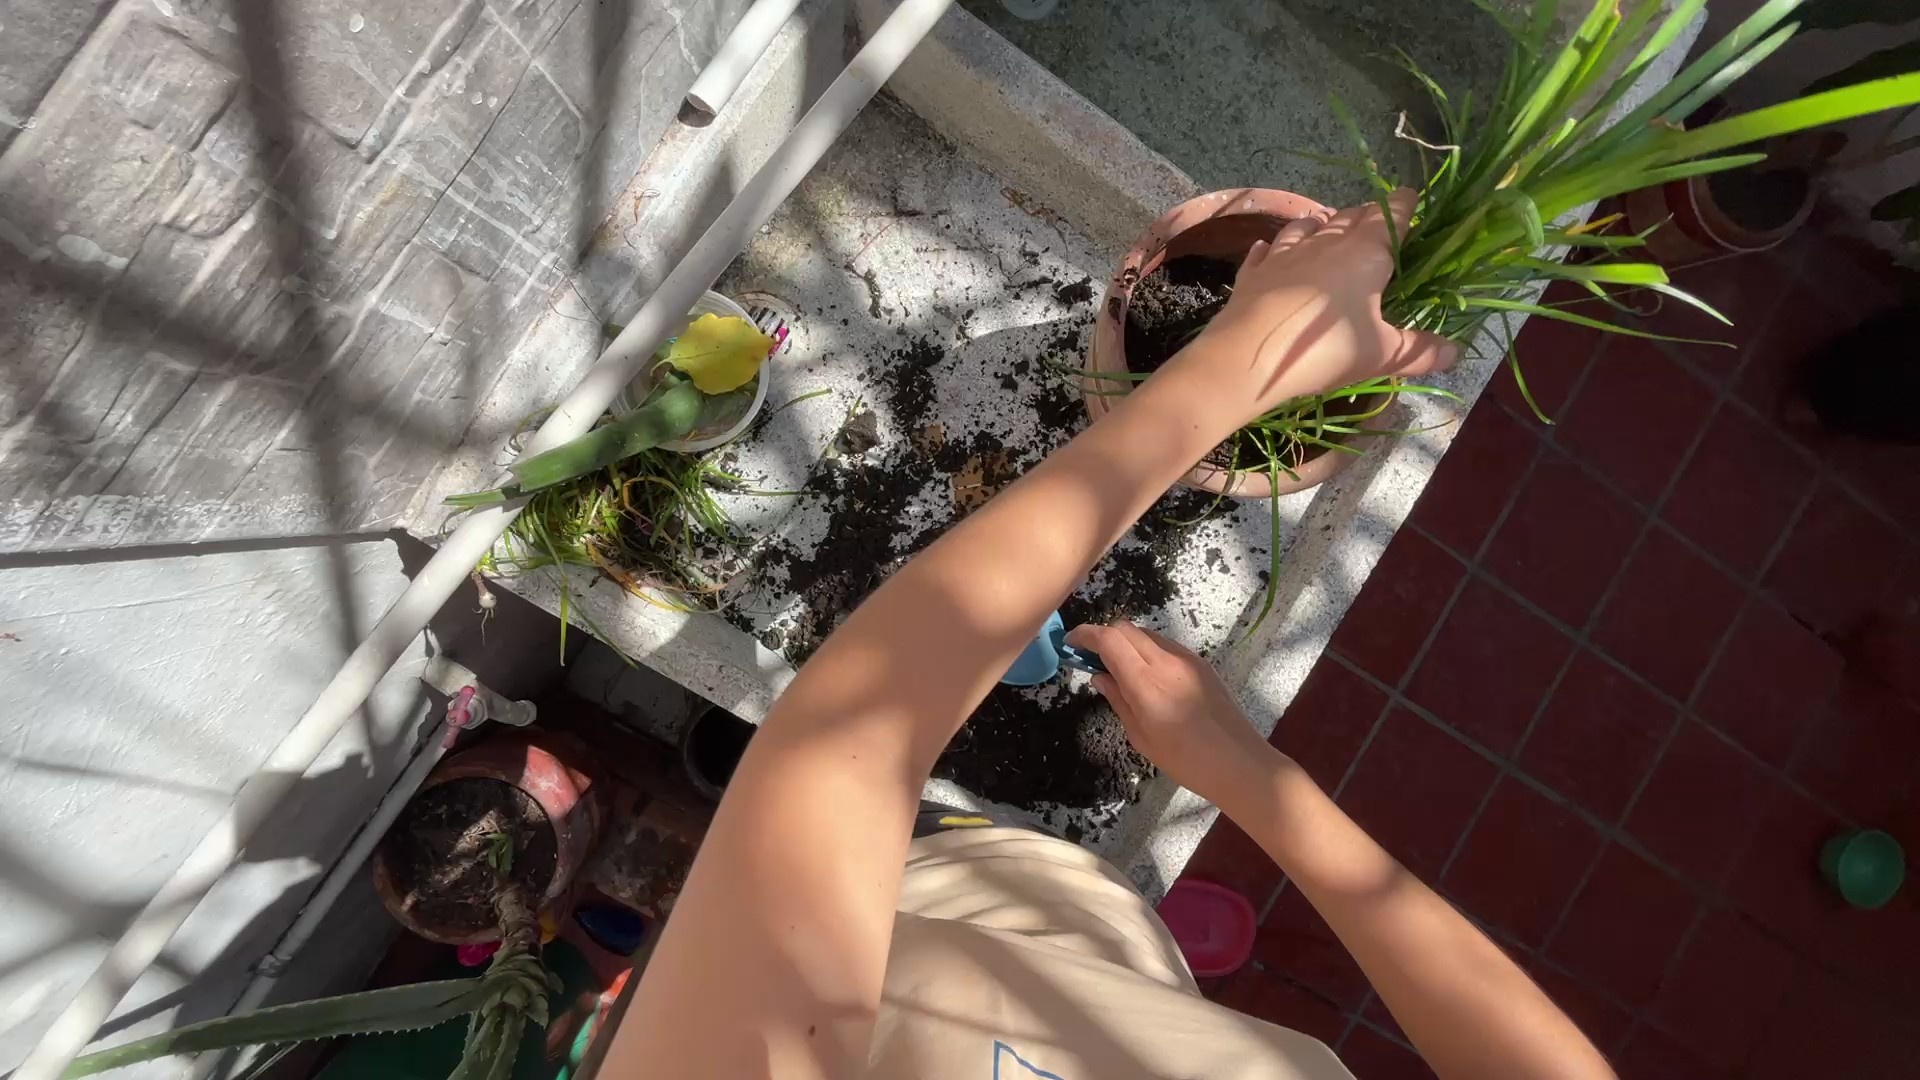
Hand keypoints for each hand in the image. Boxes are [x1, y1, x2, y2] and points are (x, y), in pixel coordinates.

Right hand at [1066, 621, 1282, 809]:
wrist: (1240, 763)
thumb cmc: (1186, 760)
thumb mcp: (1140, 736)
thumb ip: (1117, 699)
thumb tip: (1099, 676)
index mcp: (1147, 682)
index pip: (1109, 639)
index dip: (1085, 635)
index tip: (1070, 644)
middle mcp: (1166, 661)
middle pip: (1125, 628)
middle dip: (1102, 636)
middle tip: (1090, 658)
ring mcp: (1186, 658)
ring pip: (1145, 633)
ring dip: (1125, 642)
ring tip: (1118, 668)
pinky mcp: (1200, 662)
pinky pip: (1164, 644)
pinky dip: (1146, 649)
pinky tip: (1146, 675)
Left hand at [1161, 188, 1456, 417]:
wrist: (1247, 360)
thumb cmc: (1323, 351)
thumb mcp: (1379, 355)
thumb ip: (1417, 352)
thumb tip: (1456, 354)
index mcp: (1365, 254)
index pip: (1391, 217)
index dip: (1404, 207)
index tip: (1411, 198)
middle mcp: (1324, 245)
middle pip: (1348, 217)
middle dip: (1364, 214)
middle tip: (1372, 217)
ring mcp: (1282, 258)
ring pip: (1303, 227)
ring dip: (1317, 224)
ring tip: (1323, 224)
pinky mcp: (1250, 276)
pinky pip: (1261, 254)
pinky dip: (1268, 249)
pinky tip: (1266, 248)